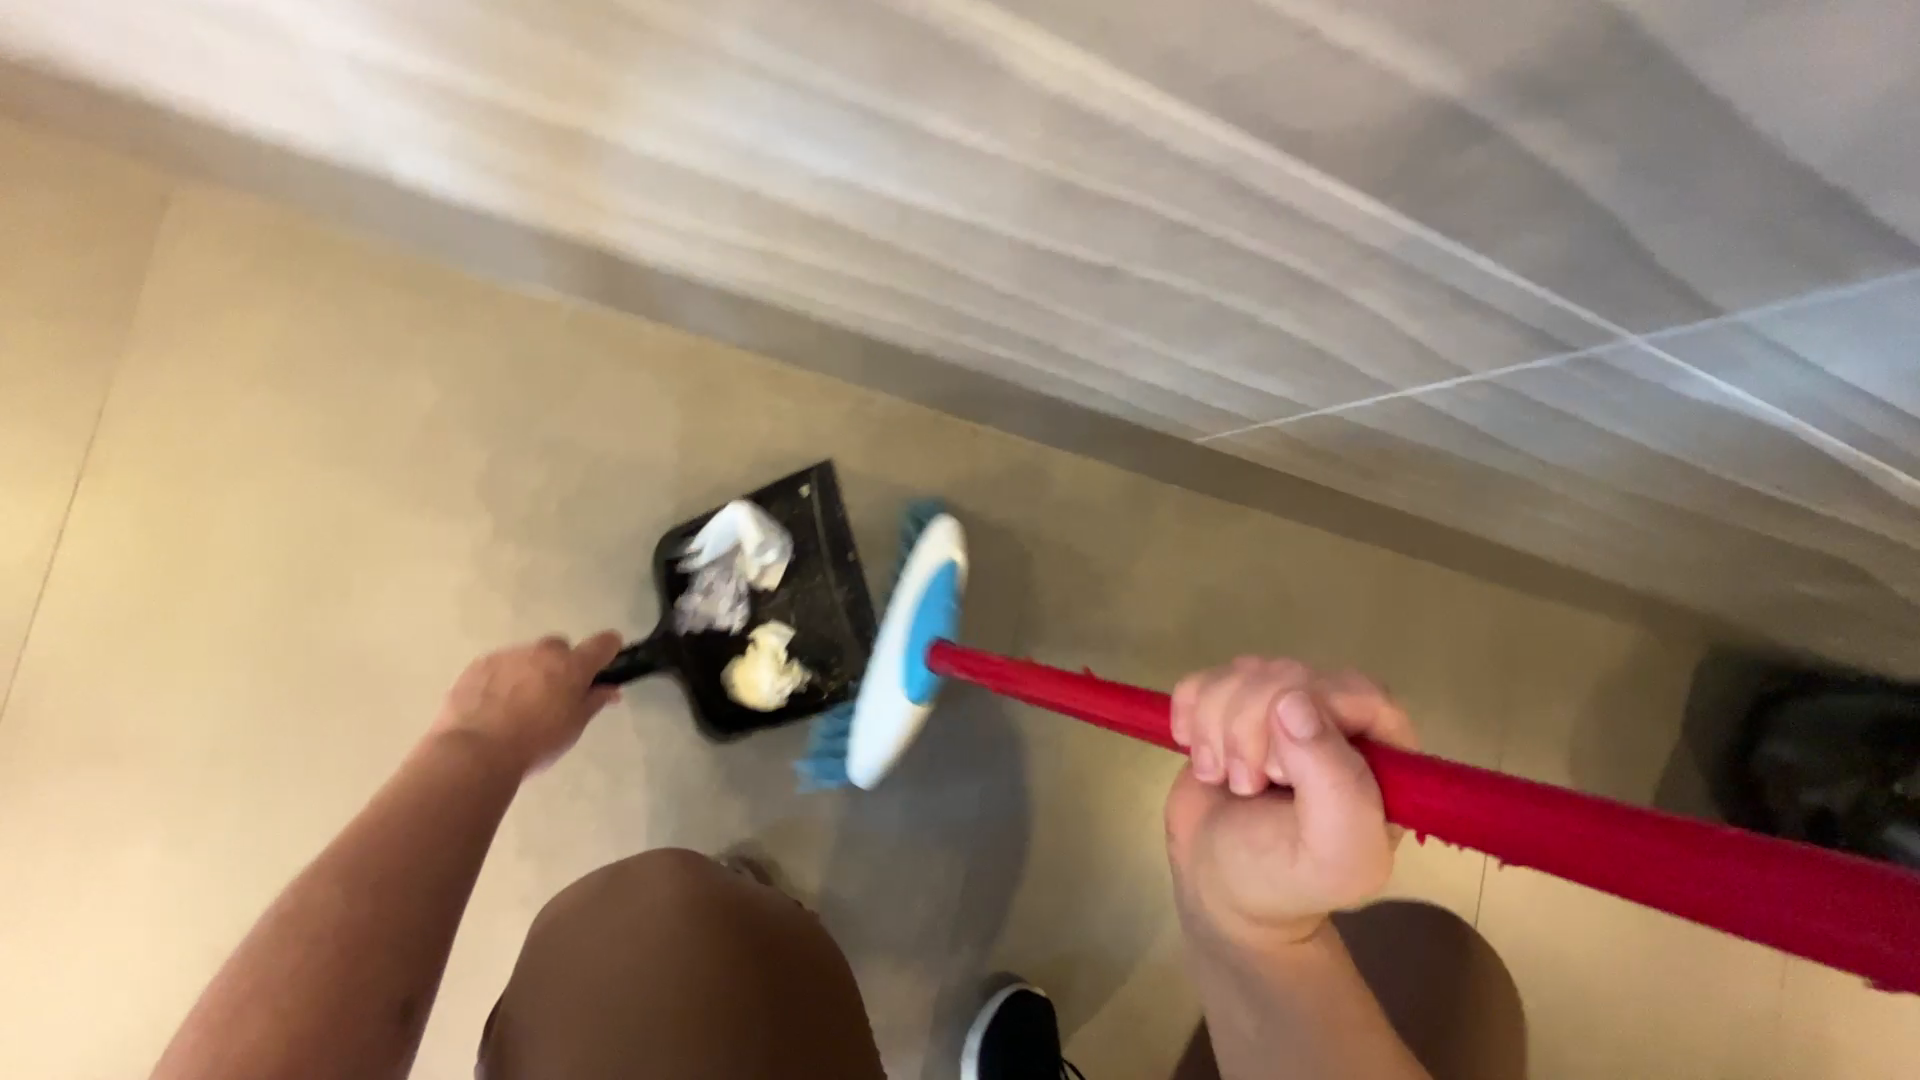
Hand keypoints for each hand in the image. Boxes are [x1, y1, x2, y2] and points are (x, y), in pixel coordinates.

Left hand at [430, 632, 624, 775]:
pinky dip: (502, 679)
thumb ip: (594, 701)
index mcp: (573, 666)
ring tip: (517, 706)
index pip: (604, 642)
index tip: (603, 666)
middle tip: (553, 696)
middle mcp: (543, 652)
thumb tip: (609, 689)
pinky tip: (493, 706)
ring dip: (530, 672)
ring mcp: (509, 655)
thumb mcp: (574, 727)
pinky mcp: (479, 665)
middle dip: (561, 665)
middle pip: (560, 648)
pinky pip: (500, 666)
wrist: (474, 752)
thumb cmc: (536, 742)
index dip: (608, 651)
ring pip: (528, 657)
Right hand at [1164, 658, 1415, 950]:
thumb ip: (1335, 782)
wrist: (1218, 888)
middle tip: (1246, 785)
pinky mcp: (1228, 705)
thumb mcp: (1334, 853)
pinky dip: (1188, 715)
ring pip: (1240, 673)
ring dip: (1215, 729)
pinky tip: (1199, 755)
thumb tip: (1294, 700)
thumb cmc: (1285, 879)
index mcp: (1381, 749)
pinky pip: (1203, 678)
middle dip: (1248, 730)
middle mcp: (1334, 717)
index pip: (1350, 690)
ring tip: (1224, 778)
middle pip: (1285, 675)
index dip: (1304, 718)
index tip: (1278, 771)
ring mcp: (1277, 707)